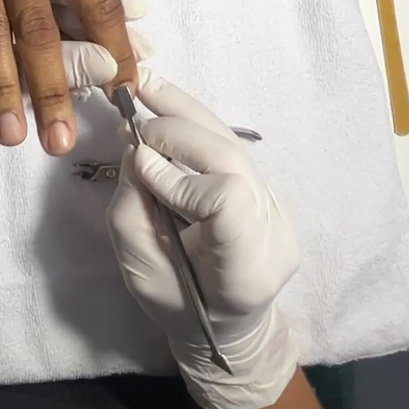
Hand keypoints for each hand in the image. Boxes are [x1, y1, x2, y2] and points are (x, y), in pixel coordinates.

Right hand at [105, 69, 302, 408]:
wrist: (226, 324)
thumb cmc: (178, 307)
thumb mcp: (140, 270)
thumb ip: (132, 209)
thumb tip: (136, 149)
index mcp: (249, 267)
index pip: (226, 199)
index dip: (179, 177)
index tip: (139, 168)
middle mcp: (275, 229)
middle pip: (231, 157)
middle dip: (176, 132)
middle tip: (131, 124)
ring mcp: (277, 205)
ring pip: (231, 141)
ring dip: (183, 109)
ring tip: (144, 84)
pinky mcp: (265, 187)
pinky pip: (228, 144)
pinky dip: (192, 120)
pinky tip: (162, 100)